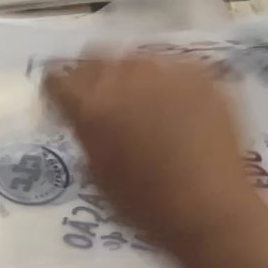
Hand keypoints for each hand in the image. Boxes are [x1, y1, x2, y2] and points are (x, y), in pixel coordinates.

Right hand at [42, 55, 267, 260]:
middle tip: (94, 96)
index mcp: (93, 105)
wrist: (211, 209)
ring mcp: (169, 71)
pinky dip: (163, 79)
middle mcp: (128, 76)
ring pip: (136, 58)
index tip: (58, 99)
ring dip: (128, 74)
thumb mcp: (98, 172)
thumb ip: (87, 134)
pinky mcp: (204, 75)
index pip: (59, 79)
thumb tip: (84, 115)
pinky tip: (167, 101)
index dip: (56, 89)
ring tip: (133, 96)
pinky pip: (172, 66)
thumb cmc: (144, 205)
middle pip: (97, 58)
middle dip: (91, 75)